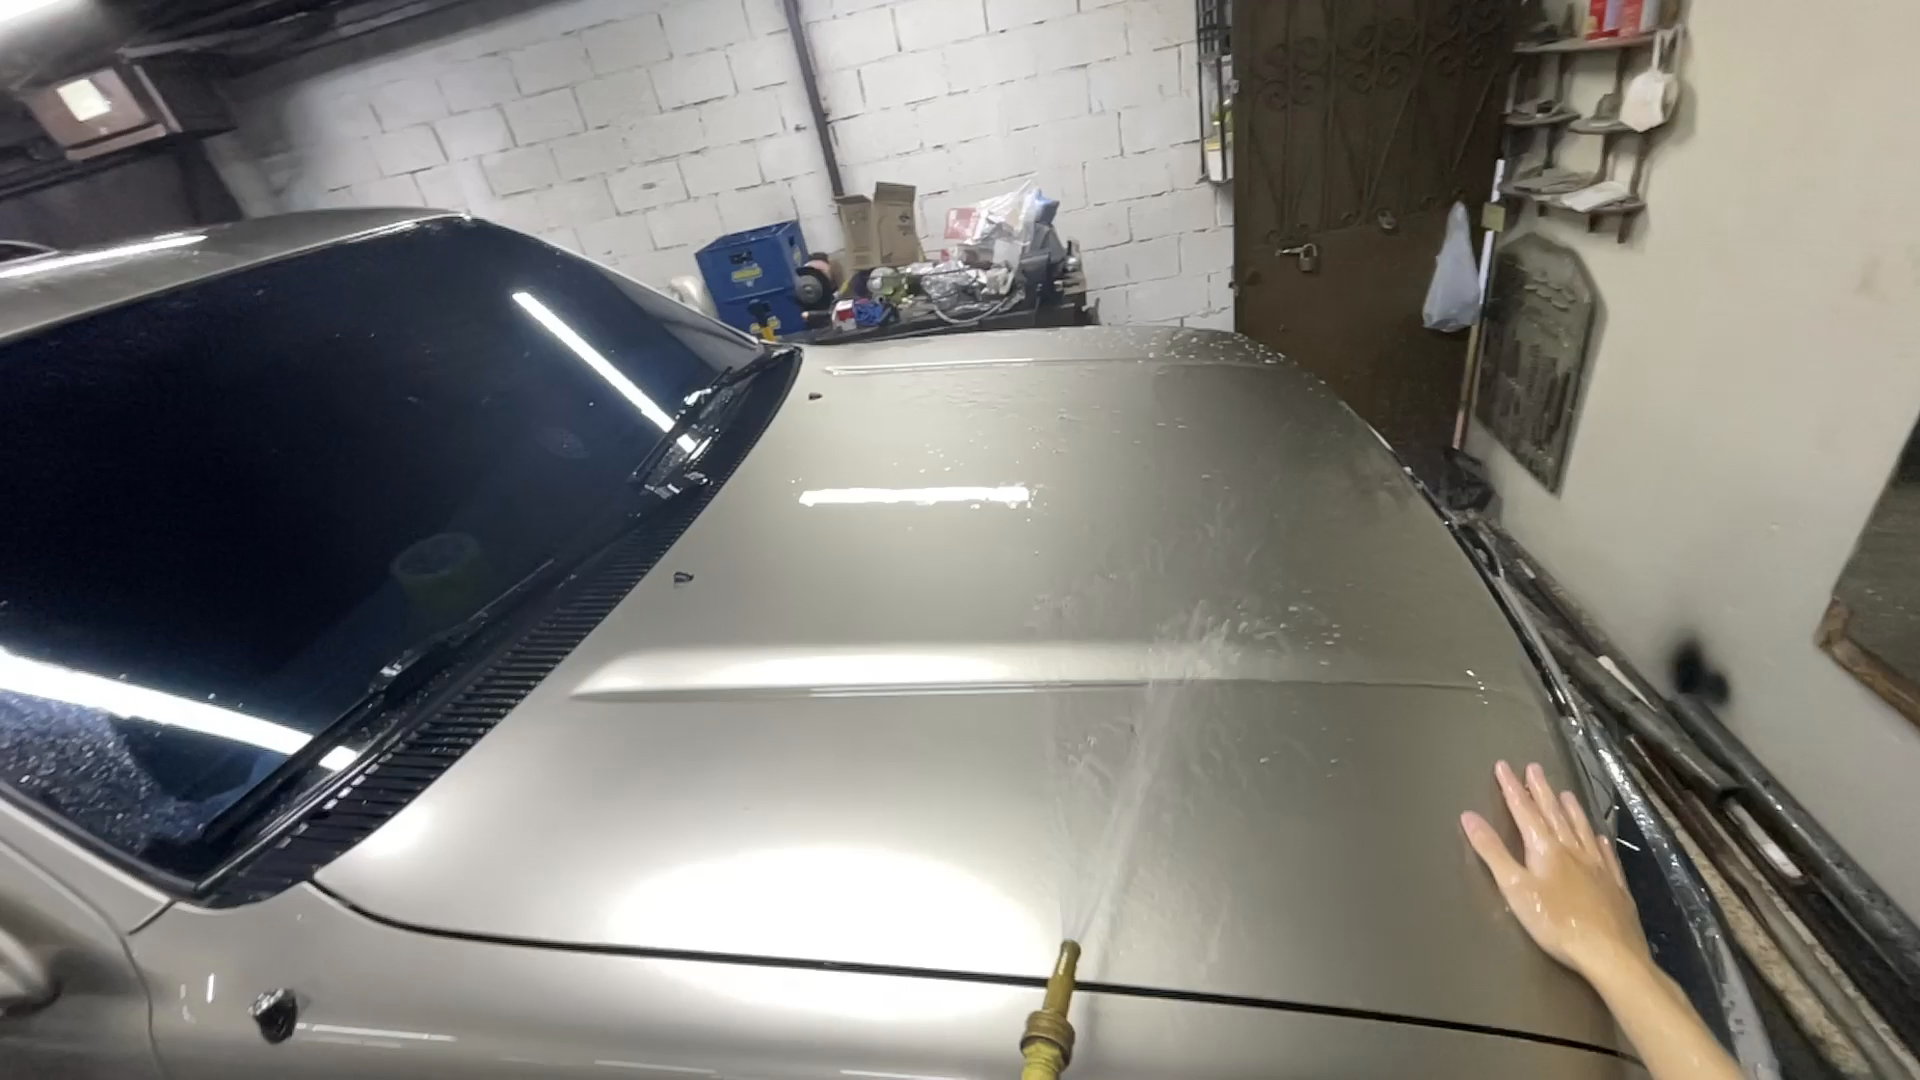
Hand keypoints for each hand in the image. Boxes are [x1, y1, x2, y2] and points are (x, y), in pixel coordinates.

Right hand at [1461, 760, 1649, 982]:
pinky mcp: (1615, 888)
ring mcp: (1598, 869)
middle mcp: (1572, 851)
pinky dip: (1600, 842)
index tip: (1504, 766)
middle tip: (1535, 768)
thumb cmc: (1554, 920)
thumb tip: (1468, 815)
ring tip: (1565, 792)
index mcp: (1545, 848)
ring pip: (1581, 830)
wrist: (1611, 956)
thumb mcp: (1513, 886)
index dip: (1512, 788)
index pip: (1524, 810)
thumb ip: (1491, 850)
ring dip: (1570, 810)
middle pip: (1554, 814)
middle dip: (1541, 790)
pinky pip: (1606, 856)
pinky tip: (1600, 837)